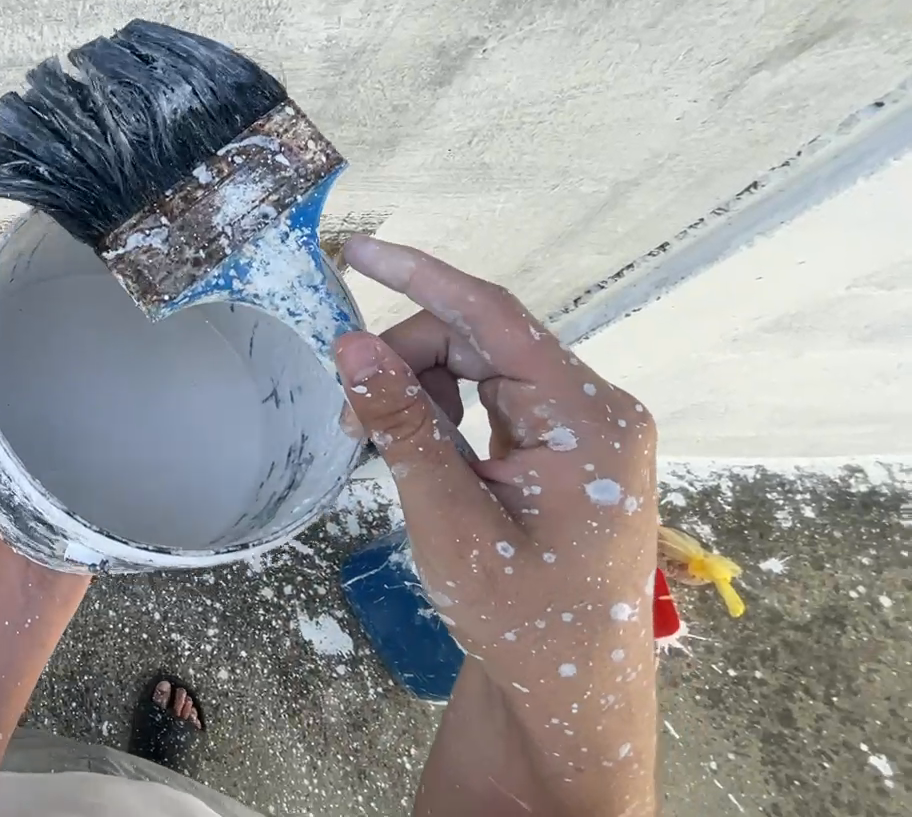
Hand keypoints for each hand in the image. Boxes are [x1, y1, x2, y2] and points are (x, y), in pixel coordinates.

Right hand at [334, 235, 657, 814]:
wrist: (564, 684)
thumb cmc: (518, 611)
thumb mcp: (448, 517)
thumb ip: (402, 424)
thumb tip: (349, 344)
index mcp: (584, 419)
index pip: (492, 316)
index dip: (419, 275)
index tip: (355, 251)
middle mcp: (588, 407)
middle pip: (474, 339)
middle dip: (402, 360)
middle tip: (349, 413)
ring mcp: (574, 424)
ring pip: (471, 363)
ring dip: (412, 387)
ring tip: (373, 437)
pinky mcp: (554, 443)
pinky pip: (481, 395)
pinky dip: (432, 407)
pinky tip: (408, 441)